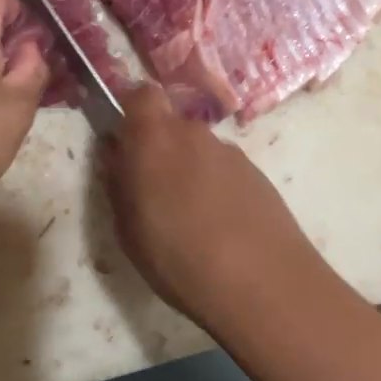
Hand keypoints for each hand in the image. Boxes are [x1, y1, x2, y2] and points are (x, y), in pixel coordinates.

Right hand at [99, 84, 324, 324]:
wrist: (265, 285)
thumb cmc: (180, 259)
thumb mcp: (128, 231)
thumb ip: (118, 184)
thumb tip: (115, 156)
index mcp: (155, 139)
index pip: (141, 95)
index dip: (132, 113)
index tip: (126, 144)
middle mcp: (194, 134)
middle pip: (171, 127)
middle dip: (160, 151)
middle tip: (154, 195)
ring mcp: (231, 153)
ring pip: (199, 151)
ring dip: (190, 173)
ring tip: (191, 222)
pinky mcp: (258, 174)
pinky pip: (224, 171)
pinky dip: (217, 189)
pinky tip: (221, 230)